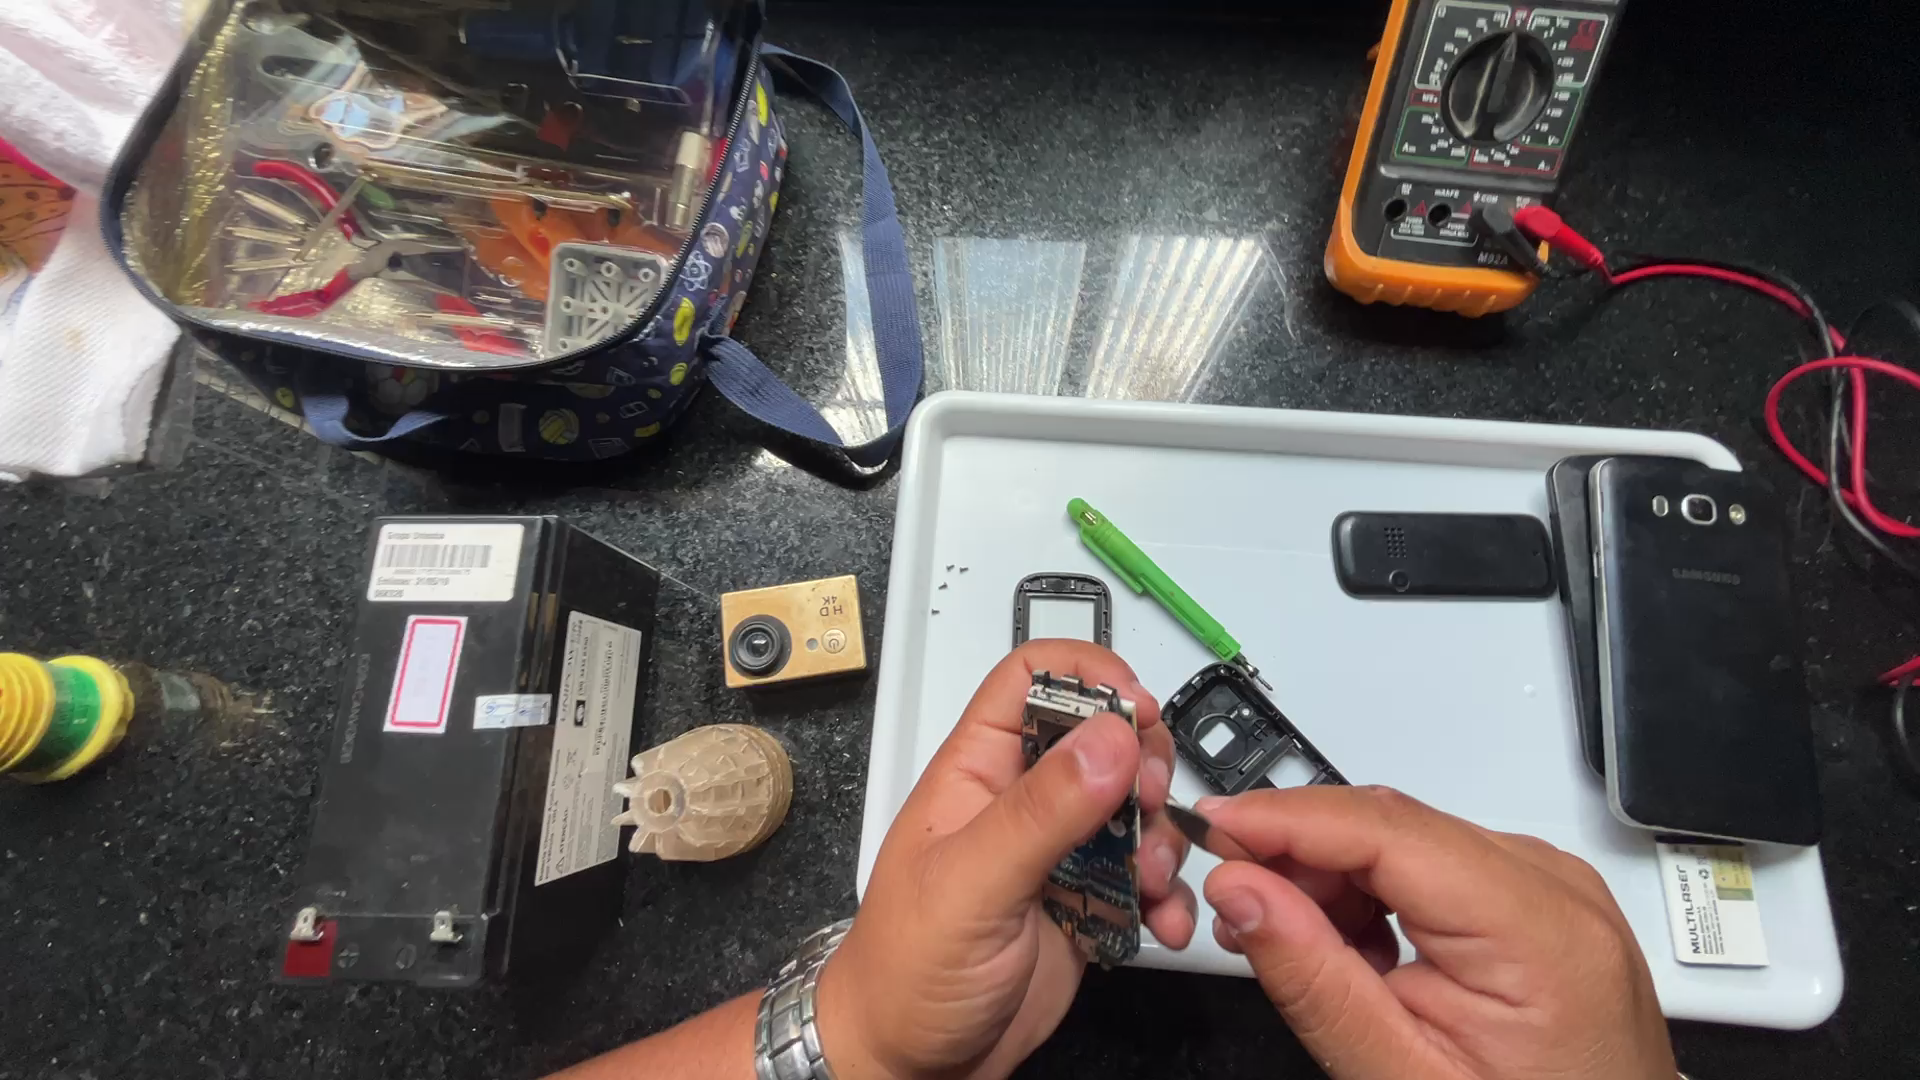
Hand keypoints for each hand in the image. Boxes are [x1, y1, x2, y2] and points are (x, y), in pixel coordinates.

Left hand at [815, 641, 1196, 1078]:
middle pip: (1097, 732)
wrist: (910, 1064)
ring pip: (1129, 801)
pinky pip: (1142, 871)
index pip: (1030, 676)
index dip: (1086, 672)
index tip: (1136, 705)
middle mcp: (1021, 795)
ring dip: (1159, 832)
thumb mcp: (971, 883)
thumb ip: (1040, 812)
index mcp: (979, 766)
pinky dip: (1165, 892)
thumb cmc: (907, 967)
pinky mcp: (1085, 895)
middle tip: (1149, 798)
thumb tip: (1109, 738)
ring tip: (1150, 877)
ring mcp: (1057, 846)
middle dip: (1140, 756)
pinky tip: (1159, 922)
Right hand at [1199, 785, 1675, 1079]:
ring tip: (1276, 933)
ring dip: (1317, 875)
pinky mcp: (1515, 893)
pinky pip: (1408, 862)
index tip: (1207, 826)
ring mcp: (1535, 883)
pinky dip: (1353, 892)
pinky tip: (1329, 939)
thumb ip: (1313, 980)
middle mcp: (1545, 884)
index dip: (1282, 817)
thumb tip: (1234, 885)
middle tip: (1230, 895)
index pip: (1381, 830)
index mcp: (1538, 931)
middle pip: (1380, 827)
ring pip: (1384, 838)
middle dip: (1290, 853)